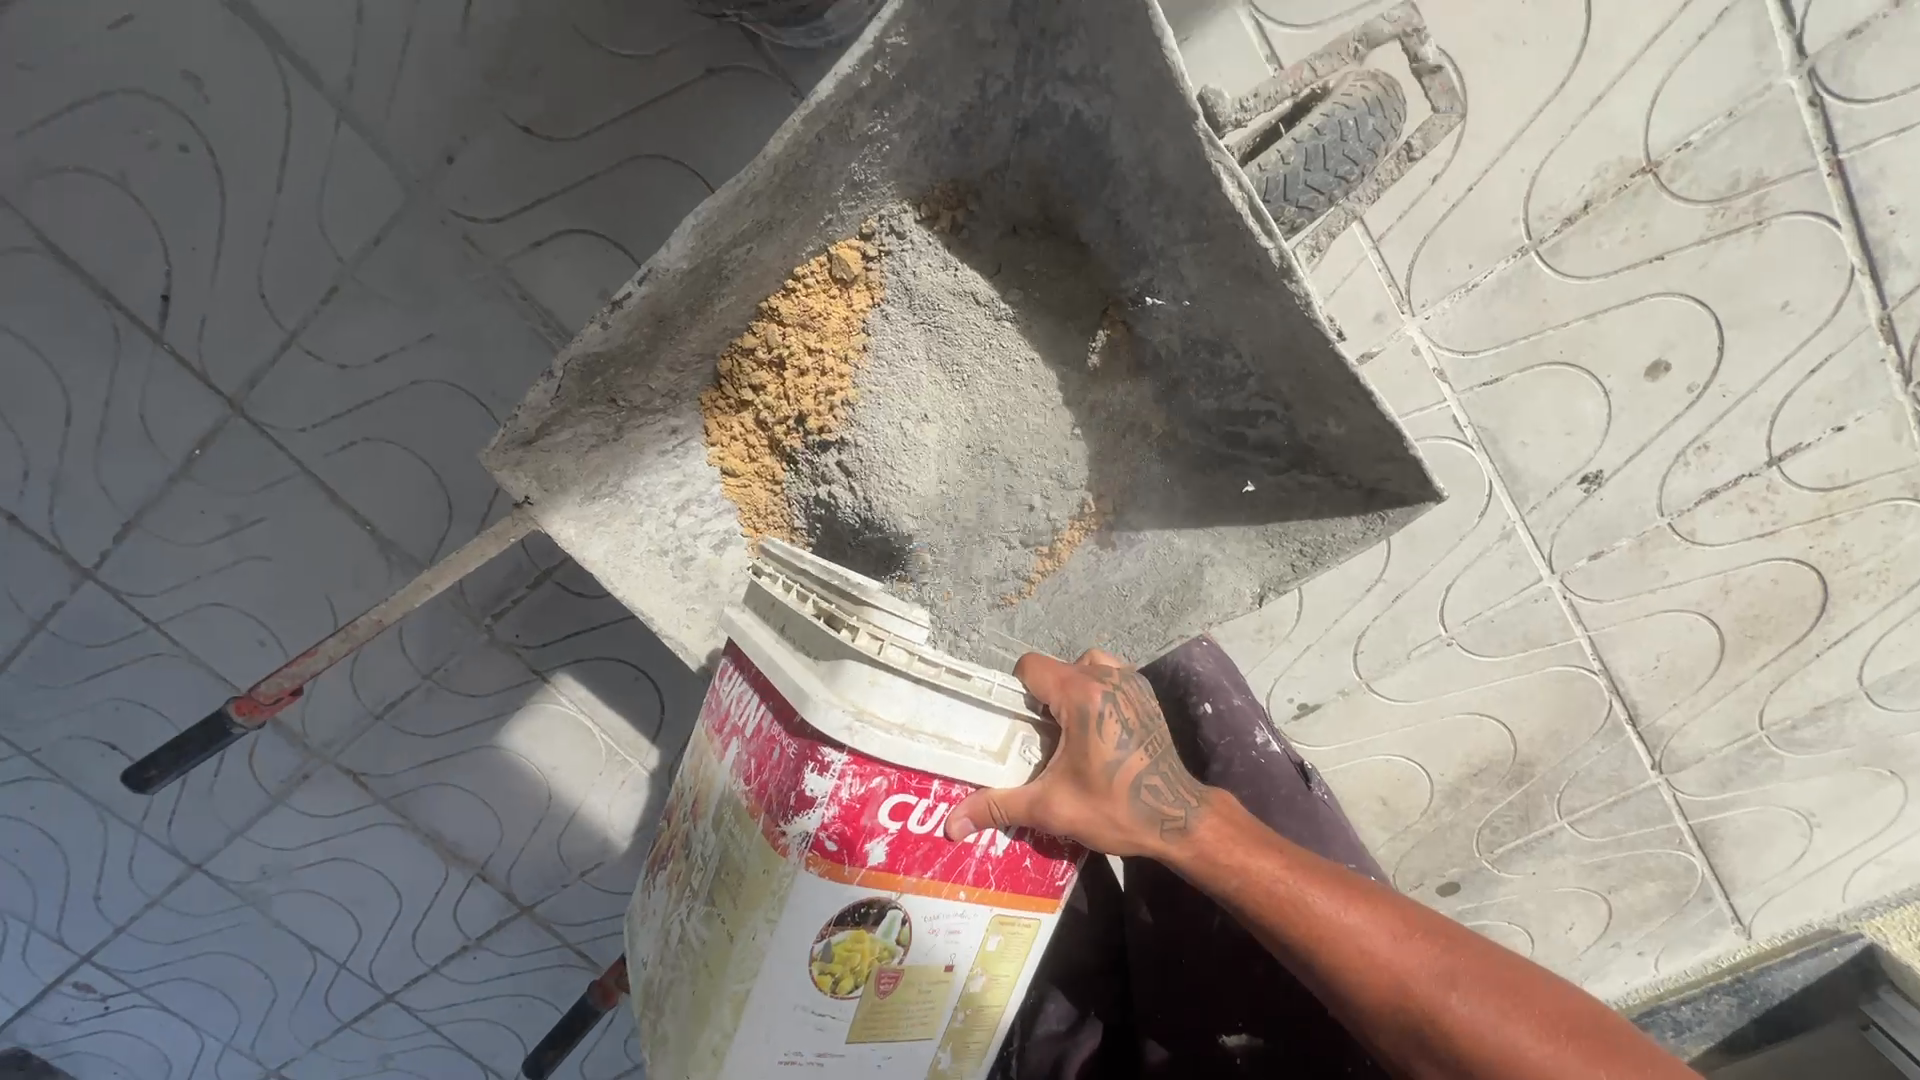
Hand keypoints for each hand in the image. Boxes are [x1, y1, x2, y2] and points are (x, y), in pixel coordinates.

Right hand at [945, 649, 1213, 857]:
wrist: (1179, 818)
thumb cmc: (1116, 808)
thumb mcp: (1051, 808)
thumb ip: (998, 807)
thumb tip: (951, 825)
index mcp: (1080, 693)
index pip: (1030, 667)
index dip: (1015, 691)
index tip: (1016, 724)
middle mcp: (1106, 677)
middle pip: (1055, 667)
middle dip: (1042, 696)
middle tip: (1040, 736)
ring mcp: (1131, 682)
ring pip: (1084, 665)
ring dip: (1070, 688)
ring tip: (1066, 728)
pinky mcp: (1146, 694)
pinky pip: (1110, 675)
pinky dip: (1096, 690)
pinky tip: (1094, 728)